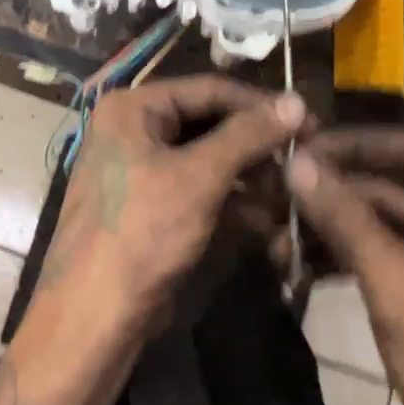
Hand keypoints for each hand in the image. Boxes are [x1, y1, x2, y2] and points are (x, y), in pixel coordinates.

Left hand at [0, 76, 304, 404]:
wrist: (93, 315)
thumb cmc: (141, 233)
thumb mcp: (199, 178)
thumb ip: (248, 136)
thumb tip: (298, 100)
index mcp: (133, 107)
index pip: (209, 89)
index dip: (260, 105)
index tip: (309, 121)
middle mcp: (133, 129)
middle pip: (209, 124)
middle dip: (256, 148)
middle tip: (303, 163)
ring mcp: (141, 169)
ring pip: (209, 161)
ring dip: (250, 180)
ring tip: (288, 199)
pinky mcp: (152, 208)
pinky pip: (199, 191)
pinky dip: (232, 205)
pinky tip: (268, 225)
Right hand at [287, 129, 403, 404]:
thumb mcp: (392, 280)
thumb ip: (343, 215)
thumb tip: (294, 160)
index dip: (356, 145)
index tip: (303, 147)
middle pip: (398, 188)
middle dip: (336, 193)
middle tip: (278, 191)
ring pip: (388, 224)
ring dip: (335, 228)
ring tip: (279, 233)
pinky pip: (391, 256)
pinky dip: (351, 256)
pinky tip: (302, 261)